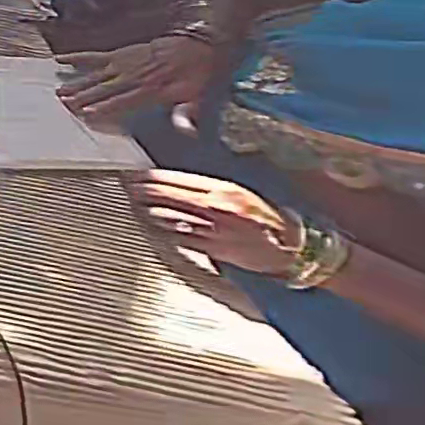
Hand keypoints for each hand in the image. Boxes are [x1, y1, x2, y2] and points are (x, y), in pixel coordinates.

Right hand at [57, 36, 216, 122]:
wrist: (194, 46)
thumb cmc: (195, 75)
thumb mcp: (198, 96)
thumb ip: (187, 114)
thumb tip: (186, 132)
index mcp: (149, 90)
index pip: (121, 101)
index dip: (104, 107)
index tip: (87, 113)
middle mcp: (131, 78)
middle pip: (103, 89)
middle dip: (82, 97)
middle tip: (64, 103)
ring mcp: (122, 64)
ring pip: (94, 76)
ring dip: (76, 83)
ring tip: (59, 91)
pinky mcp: (118, 54)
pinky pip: (93, 56)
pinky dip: (76, 58)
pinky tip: (60, 60)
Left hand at [129, 171, 297, 275]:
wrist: (299, 250)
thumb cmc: (267, 218)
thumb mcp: (239, 191)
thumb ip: (204, 184)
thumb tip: (168, 178)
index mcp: (222, 188)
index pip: (168, 177)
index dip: (143, 175)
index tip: (130, 174)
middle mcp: (215, 207)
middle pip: (160, 195)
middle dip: (137, 190)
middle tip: (125, 187)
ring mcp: (213, 229)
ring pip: (163, 216)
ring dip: (142, 210)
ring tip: (132, 204)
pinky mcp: (214, 249)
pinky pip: (175, 238)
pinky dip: (159, 231)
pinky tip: (150, 226)